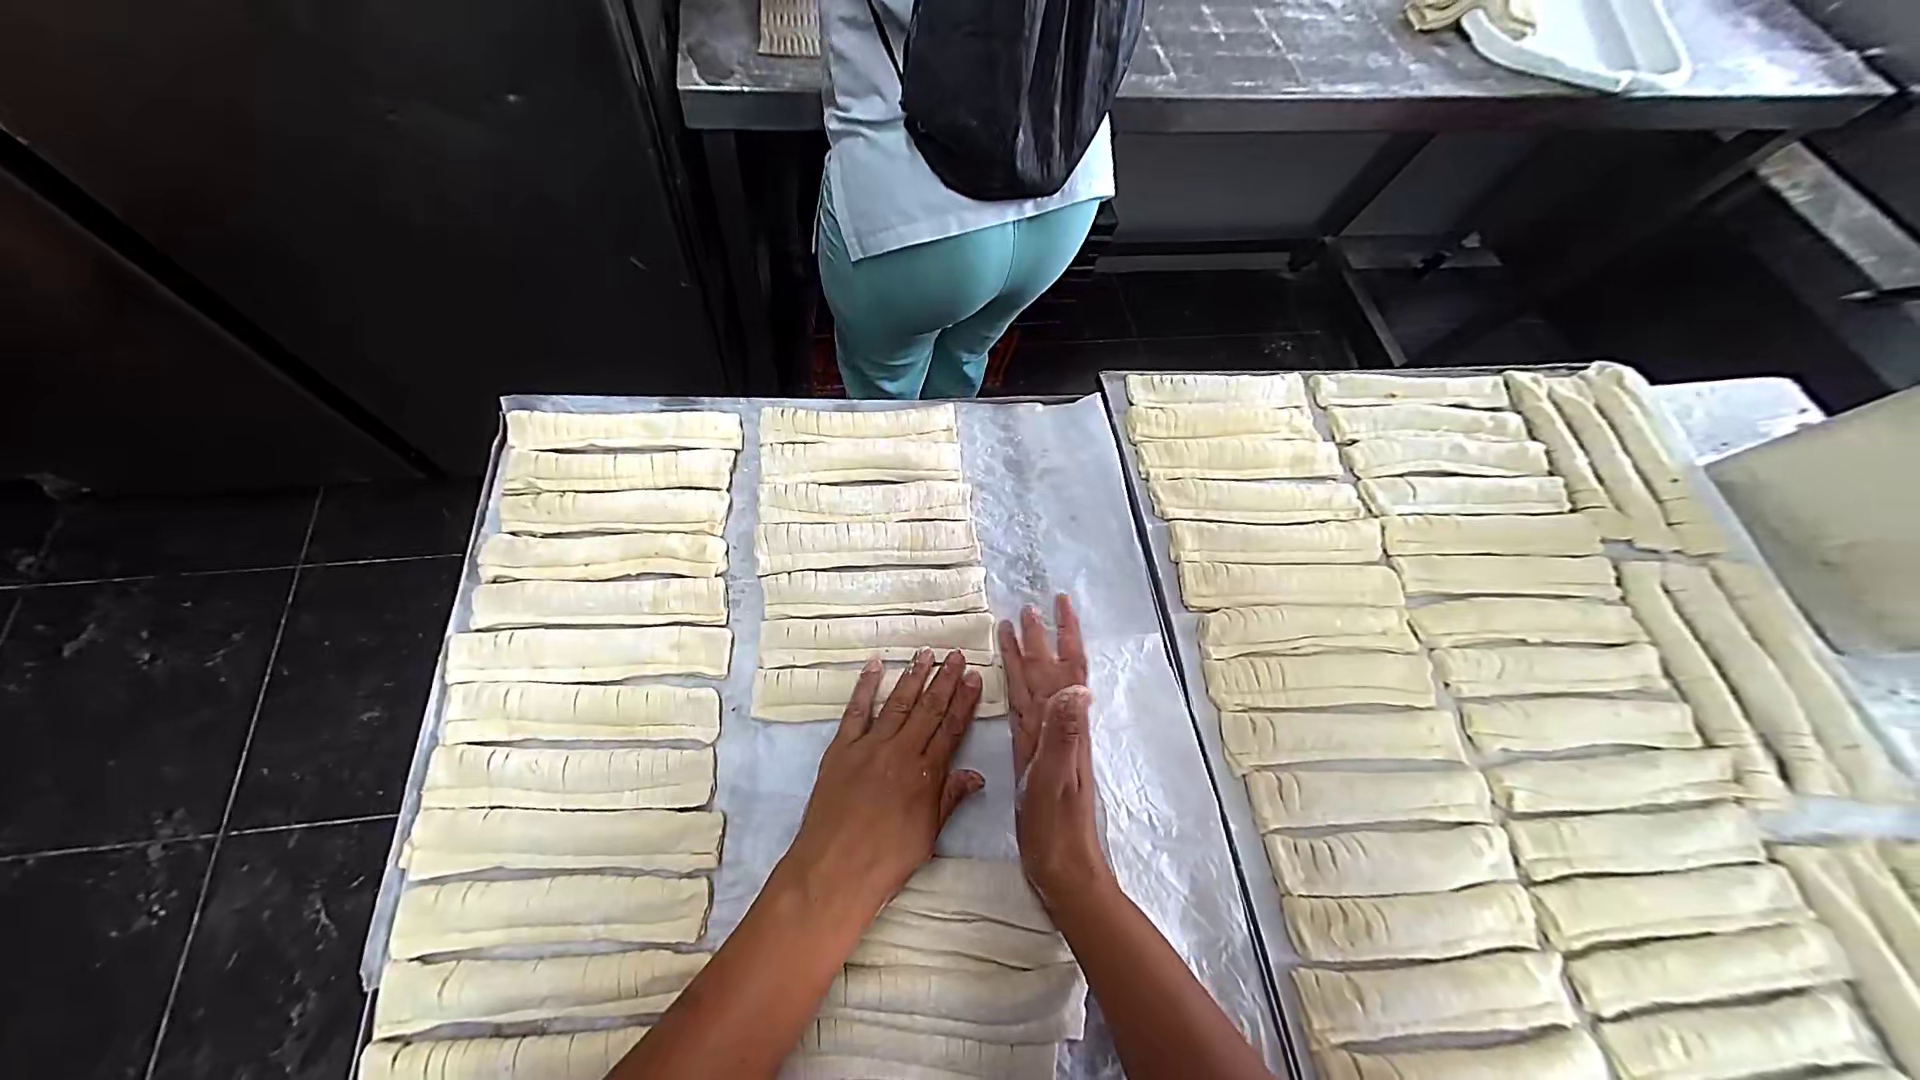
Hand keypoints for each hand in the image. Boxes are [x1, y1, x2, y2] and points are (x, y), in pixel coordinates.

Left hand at [775, 649, 984, 921]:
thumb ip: (950, 798)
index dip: (964, 701)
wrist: (834, 869)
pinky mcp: (841, 749)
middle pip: (928, 709)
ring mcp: (869, 747)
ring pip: (897, 703)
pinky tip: (875, 666)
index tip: (973, 677)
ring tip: (925, 654)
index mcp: (926, 774)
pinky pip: (856, 711)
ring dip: (913, 677)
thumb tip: (977, 775)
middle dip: (944, 680)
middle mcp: (900, 752)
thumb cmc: (886, 860)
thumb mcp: (928, 834)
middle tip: (955, 654)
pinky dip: (865, 686)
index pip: (951, 728)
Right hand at [1000, 594, 1113, 911]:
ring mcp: (1044, 741)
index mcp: (1060, 726)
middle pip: (1048, 671)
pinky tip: (1016, 686)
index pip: (1060, 670)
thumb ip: (1064, 734)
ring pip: (1036, 688)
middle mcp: (1055, 726)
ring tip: (1020, 632)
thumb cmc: (1057, 829)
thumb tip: (1078, 685)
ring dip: (1030, 658)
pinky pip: (1025, 711)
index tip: (1055, 604)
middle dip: (1043, 638)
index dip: (1060, 636)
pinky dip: (1019, 689)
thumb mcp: (1056, 779)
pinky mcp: (1032, 756)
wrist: (1062, 869)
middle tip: (1031, 607)